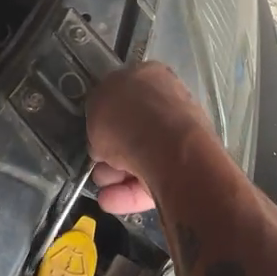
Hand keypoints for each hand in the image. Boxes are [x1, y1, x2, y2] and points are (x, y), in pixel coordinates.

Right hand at [86, 63, 209, 215]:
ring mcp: (179, 136)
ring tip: (100, 183)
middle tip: (96, 160)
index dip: (106, 113)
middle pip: (132, 128)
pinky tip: (109, 200)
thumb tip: (104, 128)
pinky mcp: (182, 169)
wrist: (168, 148)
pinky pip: (150, 180)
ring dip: (115, 173)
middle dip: (110, 148)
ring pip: (140, 156)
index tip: (94, 130)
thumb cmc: (129, 116)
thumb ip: (98, 112)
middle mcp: (169, 102)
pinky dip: (128, 192)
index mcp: (151, 76)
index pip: (125, 93)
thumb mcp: (96, 103)